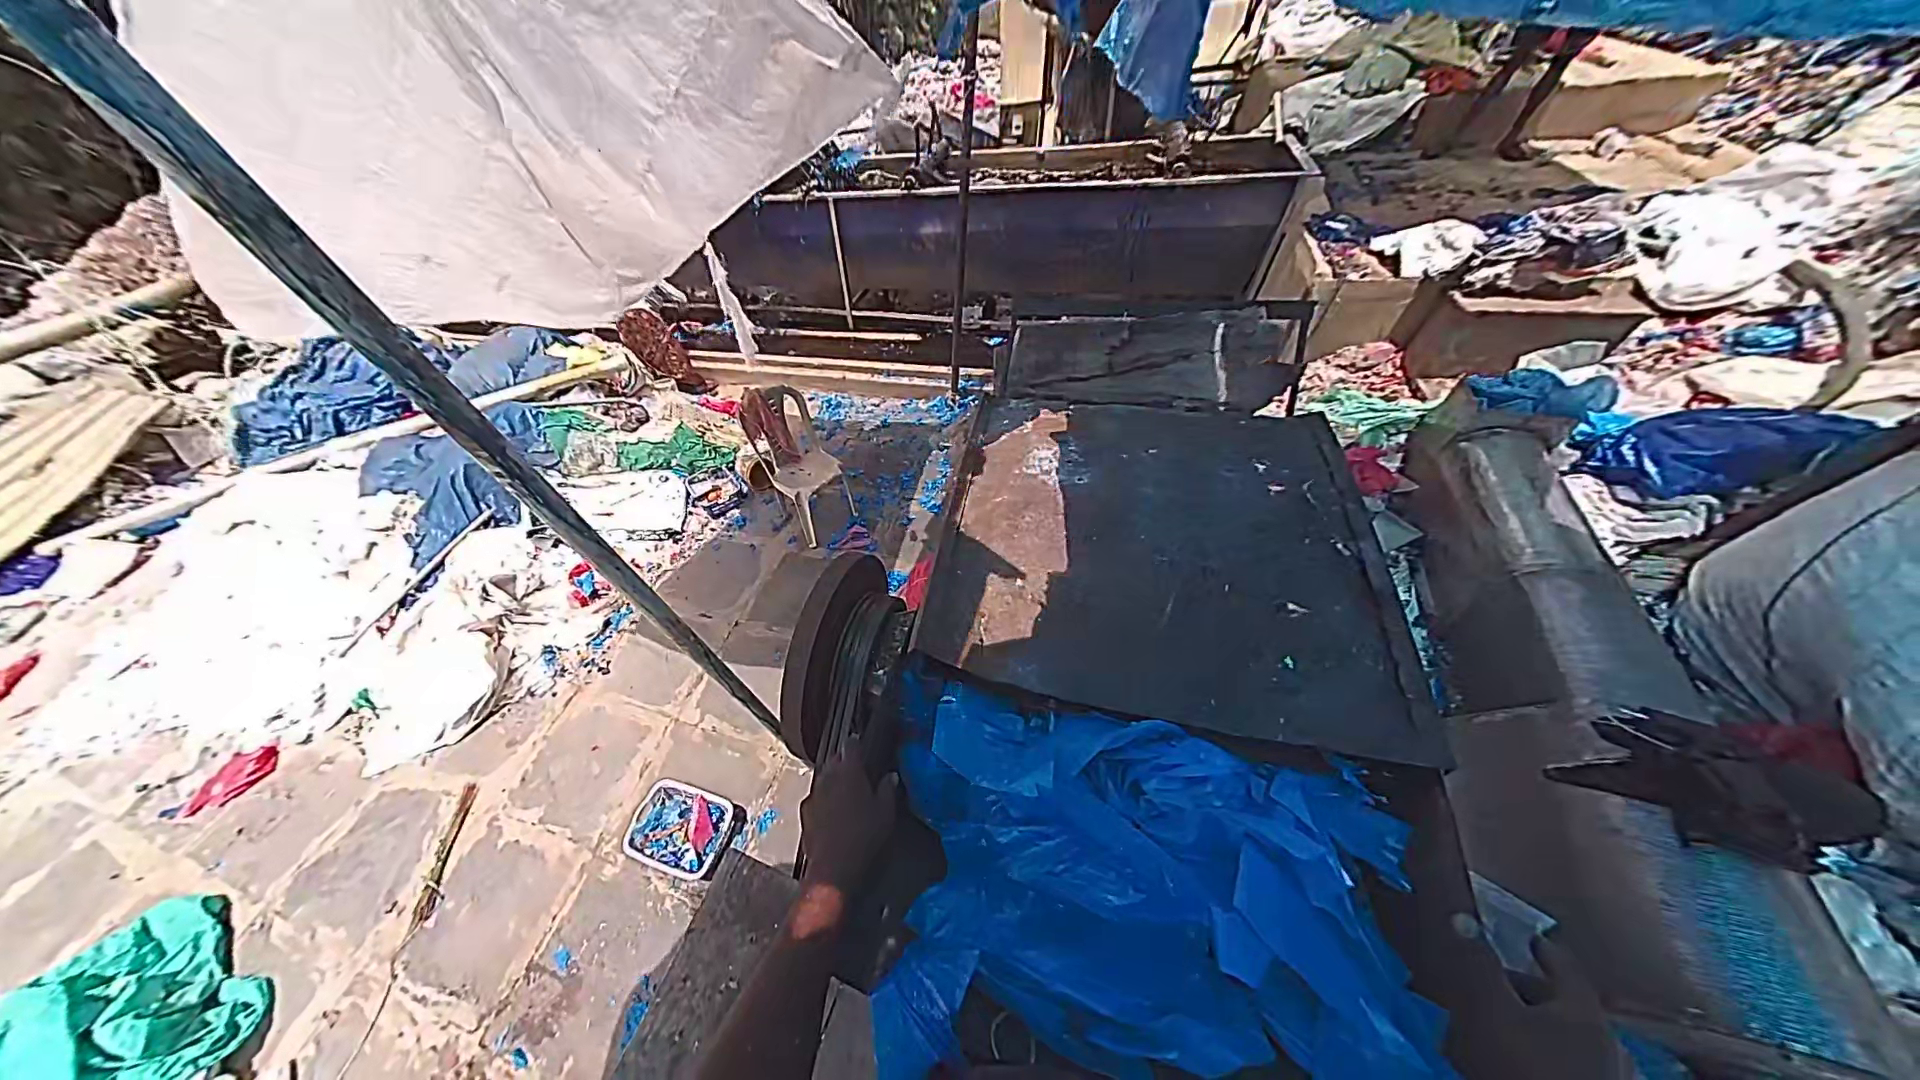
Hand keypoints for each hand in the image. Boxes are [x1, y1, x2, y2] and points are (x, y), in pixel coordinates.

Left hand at [798, 732, 899, 890]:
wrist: (833, 869)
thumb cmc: (864, 837)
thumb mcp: (886, 813)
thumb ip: (887, 790)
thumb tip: (890, 777)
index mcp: (849, 772)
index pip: (850, 746)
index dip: (856, 744)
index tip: (860, 744)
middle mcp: (828, 778)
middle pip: (834, 760)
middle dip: (843, 761)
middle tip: (857, 770)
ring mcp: (813, 795)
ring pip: (824, 778)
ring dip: (833, 780)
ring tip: (846, 791)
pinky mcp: (804, 813)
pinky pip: (816, 797)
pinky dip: (824, 798)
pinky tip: (833, 811)